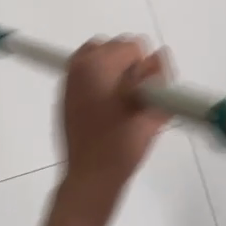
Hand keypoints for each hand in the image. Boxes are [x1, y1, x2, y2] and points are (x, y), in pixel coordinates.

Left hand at [58, 36, 171, 208]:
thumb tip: (160, 56)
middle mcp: (80, 65)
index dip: (146, 68)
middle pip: (115, 46)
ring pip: (100, 55)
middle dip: (130, 65)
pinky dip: (99, 78)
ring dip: (114, 69)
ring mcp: (69, 78)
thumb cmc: (120, 146)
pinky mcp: (65, 93)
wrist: (89, 178)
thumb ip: (158, 79)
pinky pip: (86, 70)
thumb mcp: (150, 112)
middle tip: (137, 97)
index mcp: (99, 65)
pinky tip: (107, 104)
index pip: (134, 46)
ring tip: (122, 100)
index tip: (147, 93)